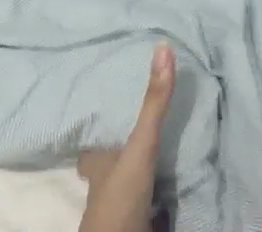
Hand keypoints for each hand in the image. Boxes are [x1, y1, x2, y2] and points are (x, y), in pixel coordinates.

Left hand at [77, 44, 174, 231]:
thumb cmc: (120, 193)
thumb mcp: (140, 144)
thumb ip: (153, 103)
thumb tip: (164, 46)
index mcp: (98, 160)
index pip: (92, 141)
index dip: (98, 127)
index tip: (109, 109)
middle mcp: (104, 181)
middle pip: (108, 161)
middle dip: (120, 147)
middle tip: (136, 127)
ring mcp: (120, 204)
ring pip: (125, 180)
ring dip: (138, 169)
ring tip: (160, 149)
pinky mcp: (138, 220)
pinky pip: (146, 201)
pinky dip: (155, 194)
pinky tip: (168, 186)